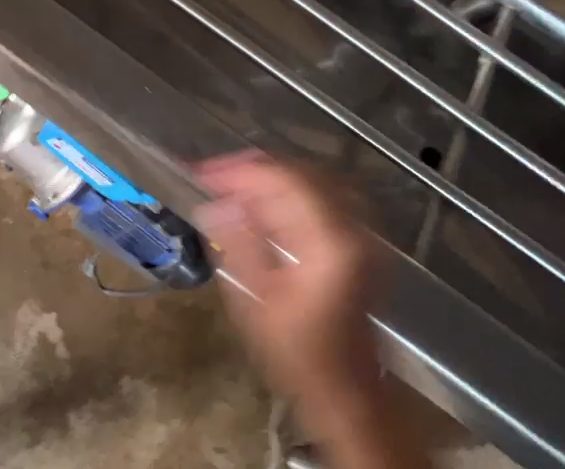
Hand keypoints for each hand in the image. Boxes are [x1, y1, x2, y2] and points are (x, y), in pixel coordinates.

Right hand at [196, 152, 379, 409]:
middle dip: (254, 170)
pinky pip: (323, 199)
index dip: (240, 170)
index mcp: (329, 242)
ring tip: (233, 188)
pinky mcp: (360, 244)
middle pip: (301, 174)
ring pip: (313, 183)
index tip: (202, 172)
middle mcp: (352, 229)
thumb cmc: (296, 353)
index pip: (283, 181)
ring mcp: (362, 236)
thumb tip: (216, 203)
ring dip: (272, 179)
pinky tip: (264, 206)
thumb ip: (238, 245)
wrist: (345, 392)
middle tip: (214, 177)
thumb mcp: (255, 301)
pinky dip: (290, 194)